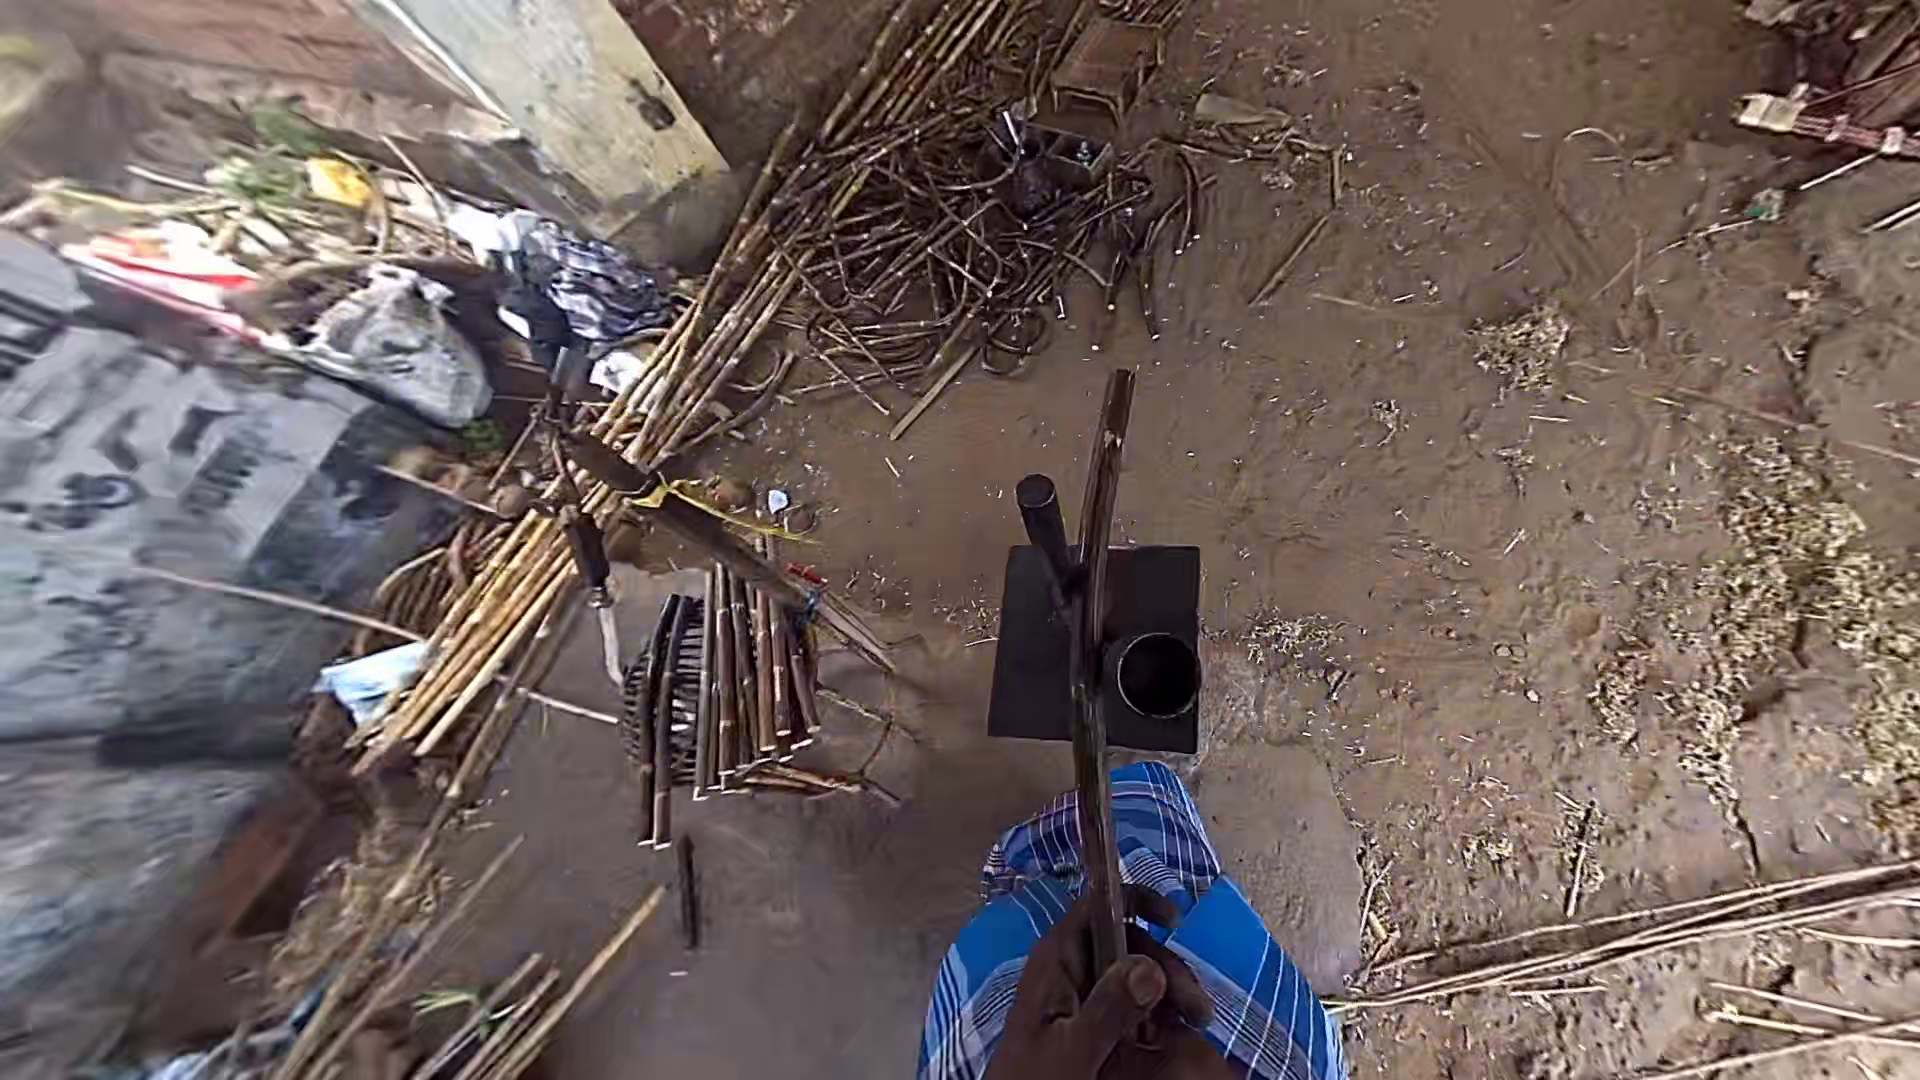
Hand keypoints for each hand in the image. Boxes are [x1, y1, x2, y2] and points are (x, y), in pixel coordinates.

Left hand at [985, 886, 1230, 1079]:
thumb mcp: (1073, 1050)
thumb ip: (1108, 1009)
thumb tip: (1151, 965)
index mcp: (1059, 955)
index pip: (1097, 904)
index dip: (1135, 902)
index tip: (1174, 921)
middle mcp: (1069, 965)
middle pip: (1124, 942)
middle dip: (1164, 965)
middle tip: (1198, 1010)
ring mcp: (1078, 994)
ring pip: (1129, 974)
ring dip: (1166, 992)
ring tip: (1196, 1023)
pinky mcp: (1086, 1022)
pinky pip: (1125, 1005)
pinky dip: (1153, 1015)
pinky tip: (1173, 1036)